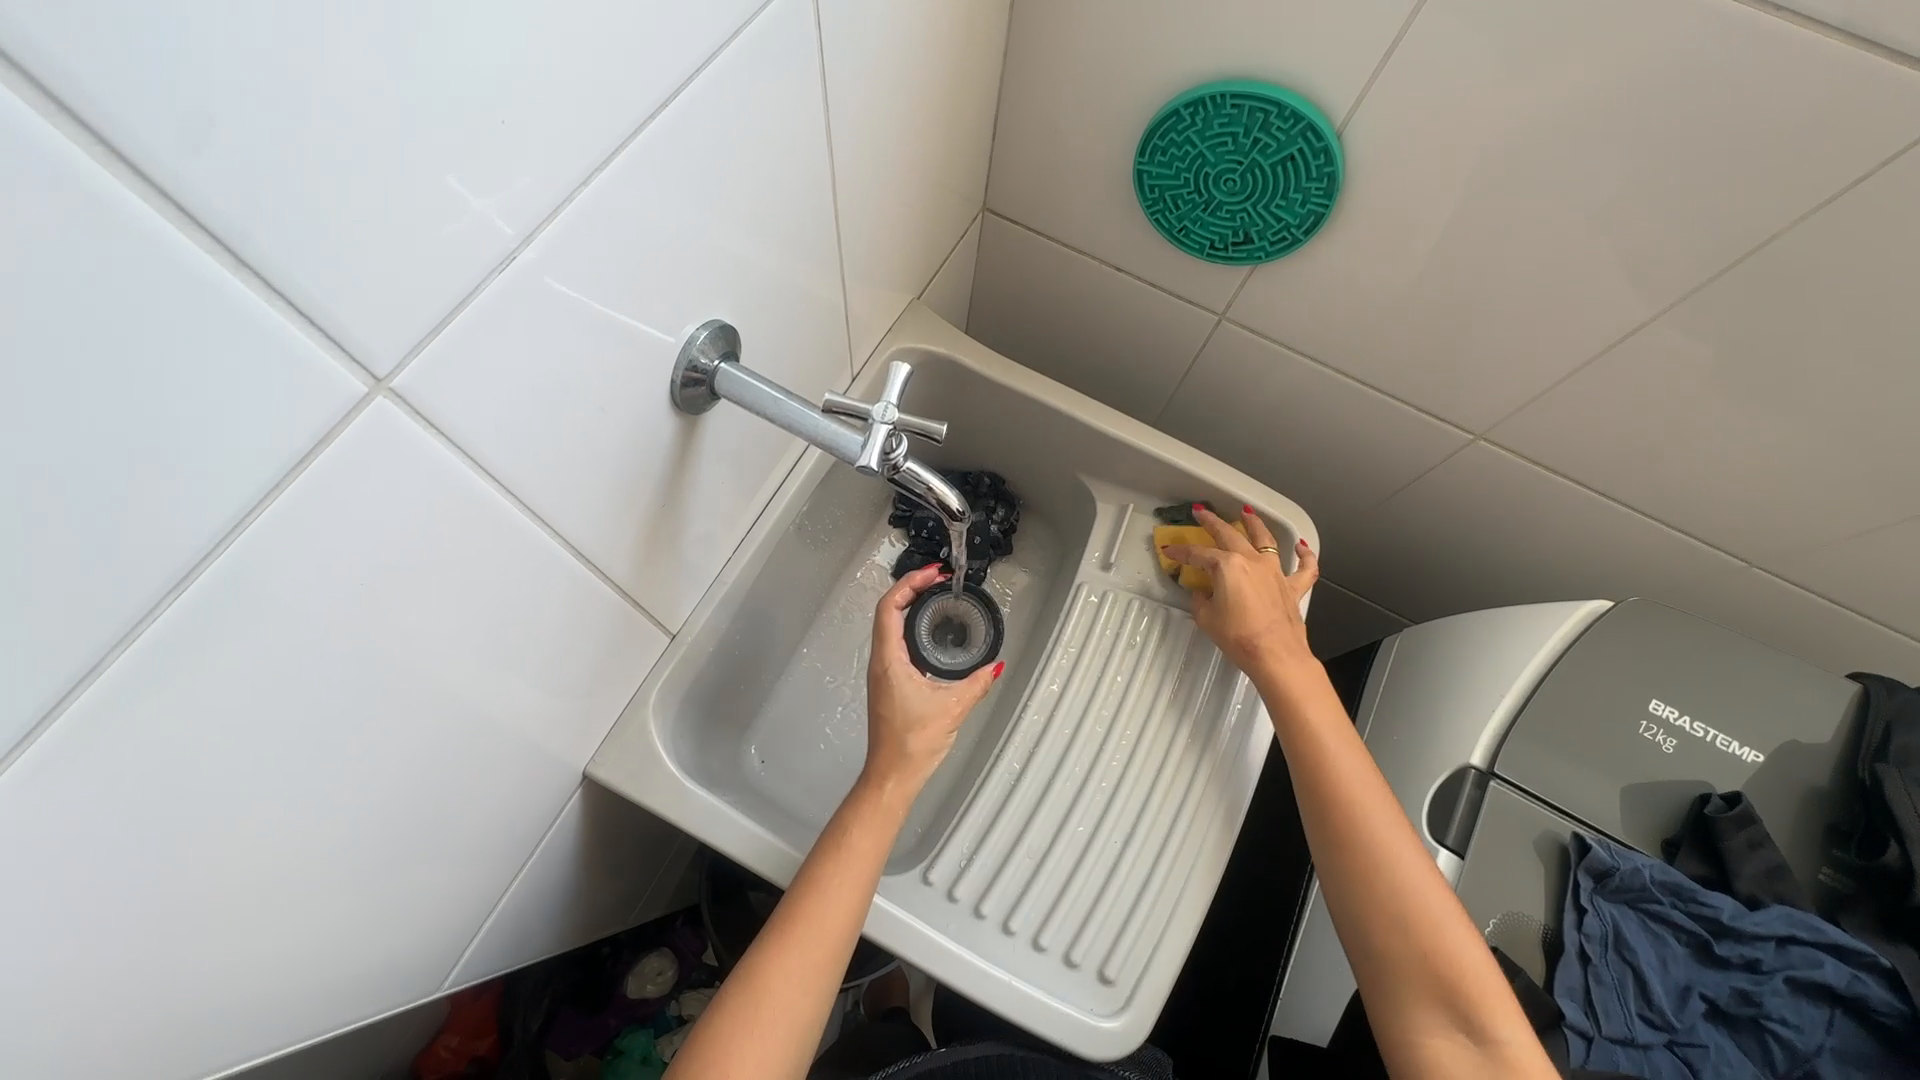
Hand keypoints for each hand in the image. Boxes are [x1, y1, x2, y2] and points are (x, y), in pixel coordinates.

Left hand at [863, 564, 1002, 791]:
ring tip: (934, 596)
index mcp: (889, 660)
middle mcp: (880, 661)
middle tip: (937, 579)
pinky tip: (930, 632)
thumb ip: (977, 683)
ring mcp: (882, 672)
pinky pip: (895, 642)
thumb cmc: (912, 744)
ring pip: (889, 626)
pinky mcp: (888, 683)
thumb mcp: (953, 708)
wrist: (892, 775)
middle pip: (887, 610)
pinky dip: (910, 626)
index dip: (909, 584)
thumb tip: (996, 666)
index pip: (890, 607)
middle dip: (911, 589)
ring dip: (909, 607)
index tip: (933, 575)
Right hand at [1160, 505, 1320, 685]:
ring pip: (1266, 539)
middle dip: (1212, 522)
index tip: (1170, 552)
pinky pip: (1304, 567)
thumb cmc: (1238, 637)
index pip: (1198, 554)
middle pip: (1230, 534)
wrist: (1276, 655)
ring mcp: (1275, 572)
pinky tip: (1301, 545)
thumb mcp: (1207, 619)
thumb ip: (1201, 601)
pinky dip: (1305, 554)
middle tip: (1201, 512)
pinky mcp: (1292, 587)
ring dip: (1255, 523)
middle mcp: (1252, 561)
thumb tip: (1202, 594)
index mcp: (1227, 566)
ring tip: (1247, 512)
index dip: (1181, 553)